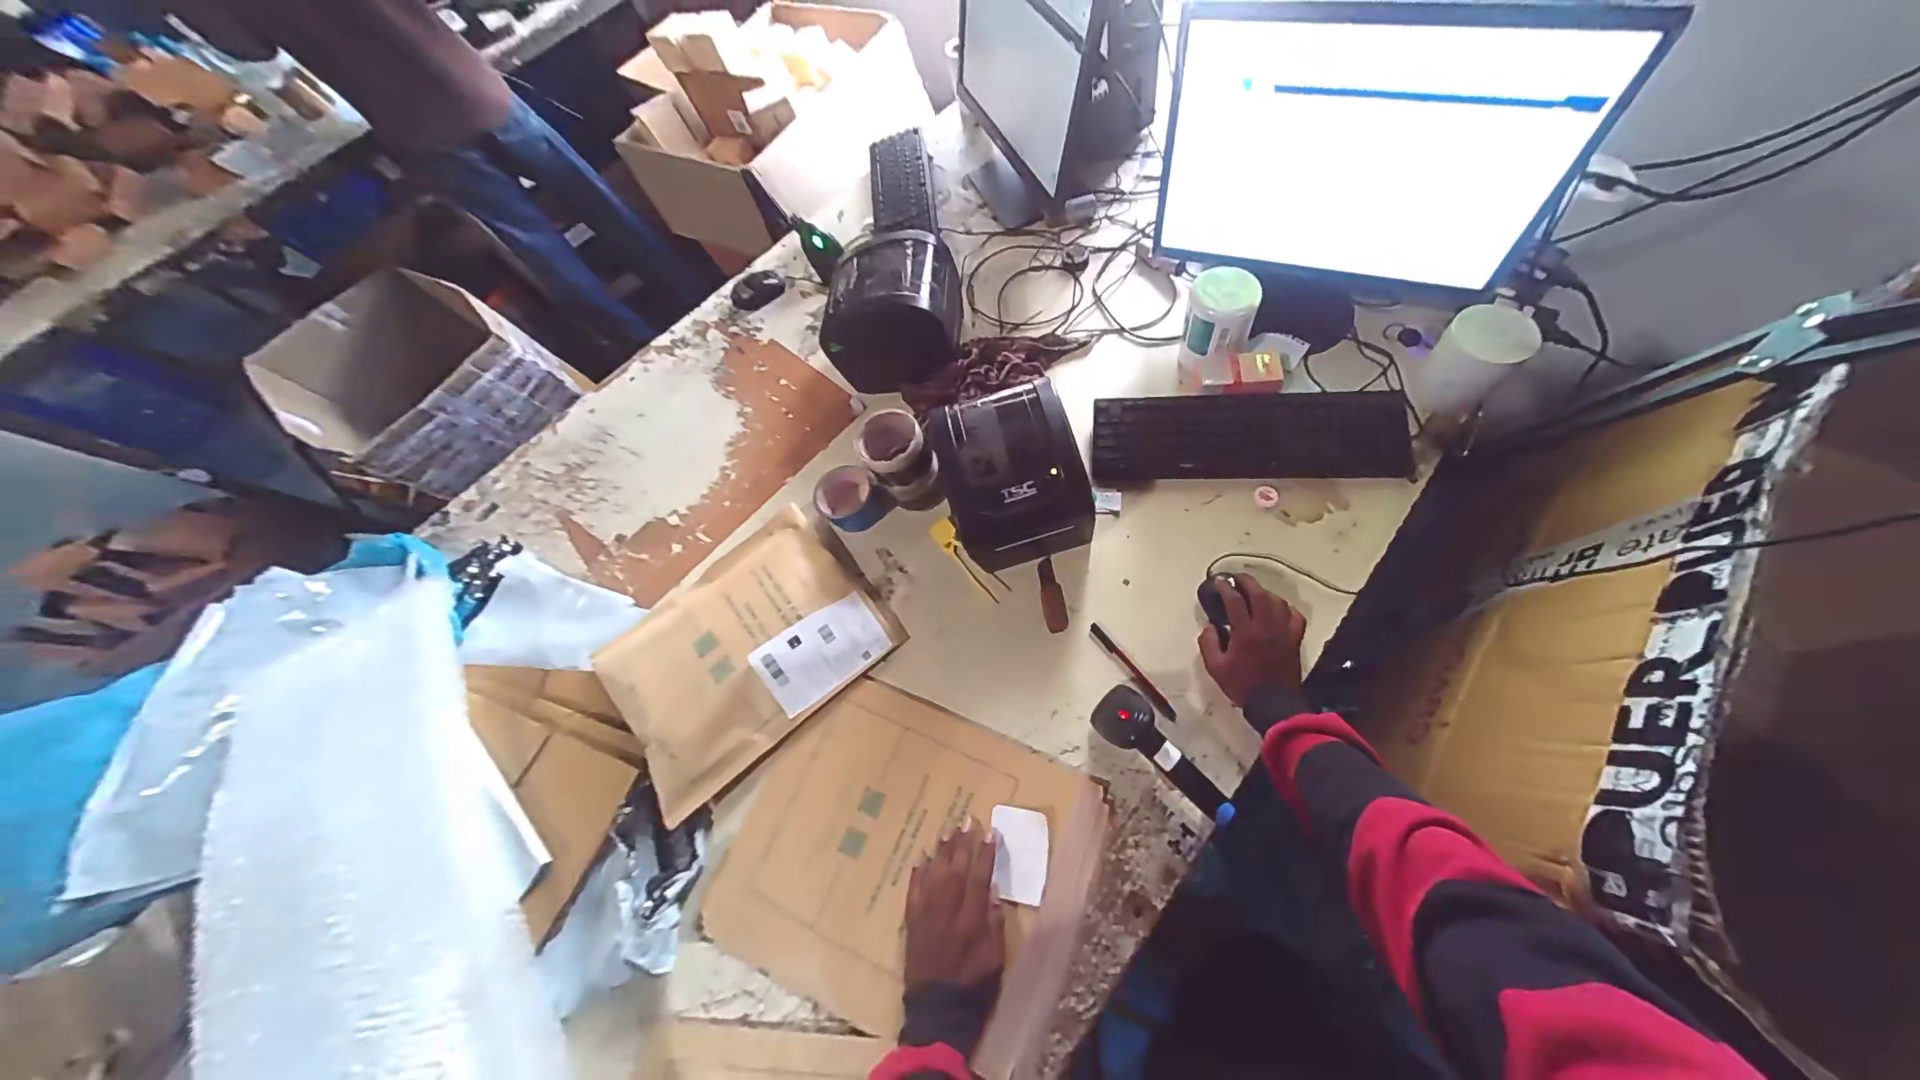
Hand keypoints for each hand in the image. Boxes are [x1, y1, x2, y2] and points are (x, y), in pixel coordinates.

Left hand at [904, 820, 1005, 991]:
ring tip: (948, 828)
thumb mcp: (995, 961)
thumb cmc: (972, 988)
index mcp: (971, 921)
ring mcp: (926, 915)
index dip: (986, 853)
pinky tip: (922, 856)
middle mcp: (947, 911)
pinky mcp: (911, 922)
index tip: (990, 832)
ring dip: (942, 849)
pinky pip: (914, 890)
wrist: (936, 1013)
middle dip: (963, 842)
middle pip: (956, 869)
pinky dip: (918, 872)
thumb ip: (994, 924)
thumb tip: (994, 891)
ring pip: (934, 873)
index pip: (980, 877)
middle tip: (967, 818)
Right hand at [1198, 574, 1306, 705]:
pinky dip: (1286, 608)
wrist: (1273, 702)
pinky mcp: (1295, 639)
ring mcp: (1283, 631)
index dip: (1225, 587)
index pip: (1234, 600)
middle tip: (1236, 578)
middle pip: (1259, 594)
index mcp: (1245, 631)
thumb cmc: (1241, 684)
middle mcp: (1266, 626)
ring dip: (1265, 592)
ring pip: (1277, 602)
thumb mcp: (1215, 667)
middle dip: (1247, 582)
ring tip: (1255, 592)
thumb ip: (1208, 643)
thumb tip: (1210, 626)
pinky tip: (1278, 608)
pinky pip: (1294, 616)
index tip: (1218, 581)